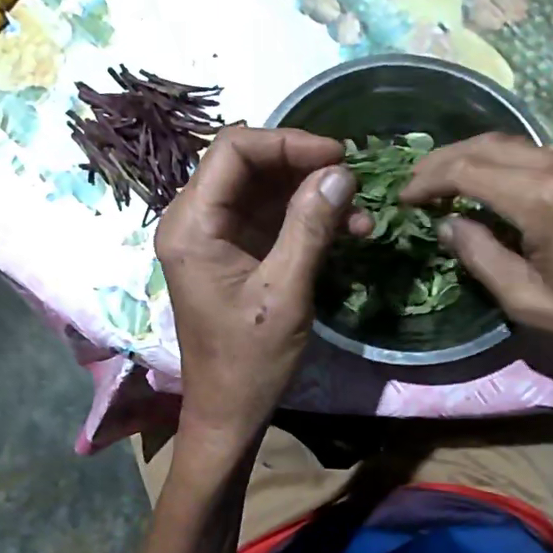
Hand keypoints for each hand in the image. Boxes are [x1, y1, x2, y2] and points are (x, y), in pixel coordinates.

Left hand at [156, 127, 357, 443]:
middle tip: (353, 179)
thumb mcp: (285, 292)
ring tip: (360, 213)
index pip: (233, 151)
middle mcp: (196, 220)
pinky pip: (272, 217)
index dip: (287, 142)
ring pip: (266, 188)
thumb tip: (341, 172)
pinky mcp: (237, 250)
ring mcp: (216, 235)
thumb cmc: (249, 359)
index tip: (337, 155)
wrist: (229, 410)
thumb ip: (310, 227)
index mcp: (192, 224)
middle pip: (249, 164)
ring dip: (313, 194)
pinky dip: (309, 218)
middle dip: (304, 166)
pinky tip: (349, 231)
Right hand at [399, 135, 552, 394]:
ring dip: (472, 157)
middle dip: (443, 161)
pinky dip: (505, 160)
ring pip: (512, 143)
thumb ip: (478, 254)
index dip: (428, 181)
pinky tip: (493, 183)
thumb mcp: (523, 298)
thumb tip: (447, 224)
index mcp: (543, 199)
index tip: (404, 199)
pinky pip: (539, 151)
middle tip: (415, 184)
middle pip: (486, 146)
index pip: (467, 170)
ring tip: (445, 181)